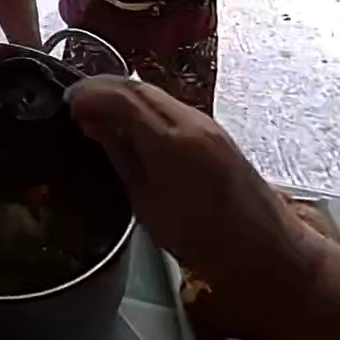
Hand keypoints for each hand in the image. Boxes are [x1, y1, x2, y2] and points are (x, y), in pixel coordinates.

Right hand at [68, 78, 305, 282]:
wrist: (273, 254)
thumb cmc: (207, 245)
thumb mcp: (149, 207)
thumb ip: (121, 158)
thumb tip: (94, 125)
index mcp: (172, 144)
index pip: (123, 98)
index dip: (90, 95)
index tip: (67, 104)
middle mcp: (191, 121)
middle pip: (137, 86)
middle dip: (101, 88)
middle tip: (76, 105)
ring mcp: (205, 121)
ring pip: (153, 91)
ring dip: (121, 93)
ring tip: (97, 113)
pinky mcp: (213, 128)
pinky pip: (168, 103)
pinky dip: (140, 104)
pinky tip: (128, 122)